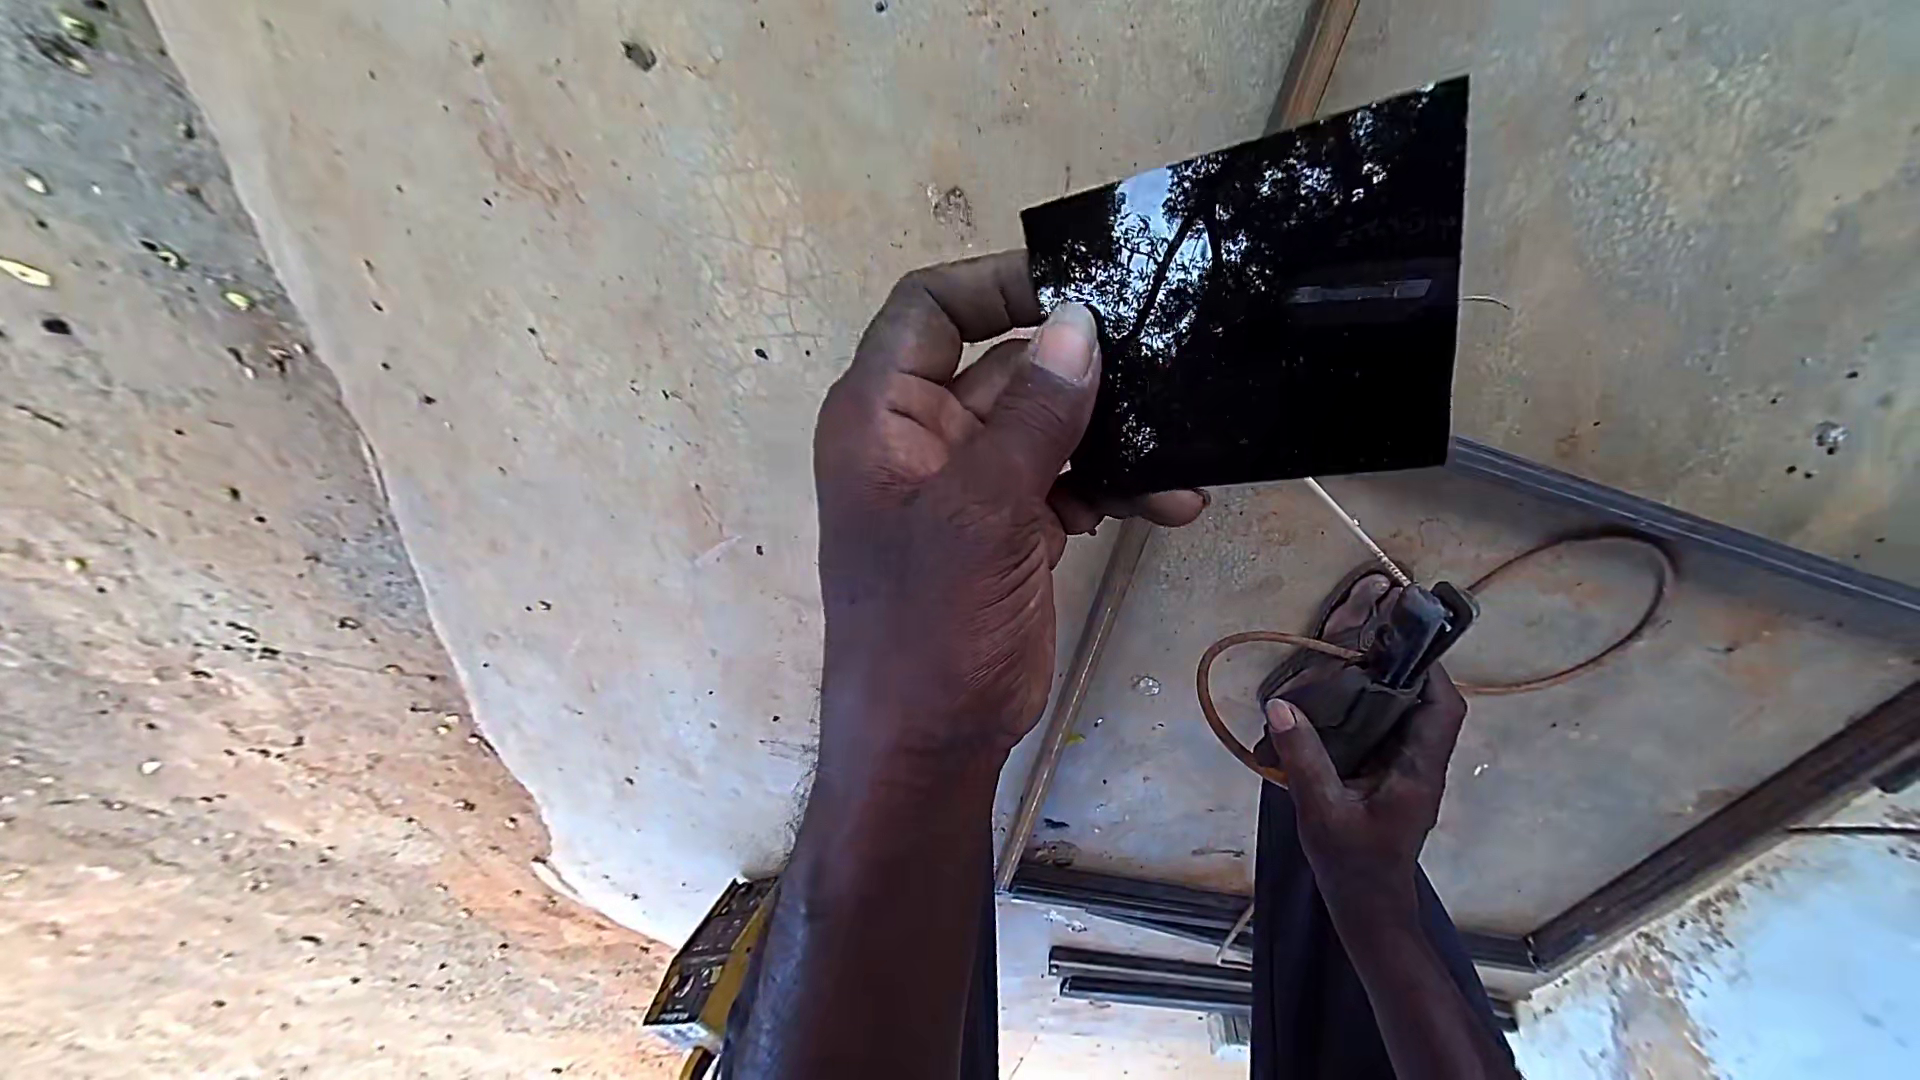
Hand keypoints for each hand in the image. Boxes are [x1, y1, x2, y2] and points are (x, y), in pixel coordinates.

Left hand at [813, 251, 1203, 773]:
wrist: (930, 737)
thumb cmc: (928, 625)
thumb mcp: (978, 513)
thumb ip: (1030, 419)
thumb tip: (1076, 324)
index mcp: (884, 417)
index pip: (928, 310)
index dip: (993, 284)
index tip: (1074, 284)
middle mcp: (925, 438)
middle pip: (1005, 366)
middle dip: (1078, 369)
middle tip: (1162, 359)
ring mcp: (973, 484)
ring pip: (1048, 427)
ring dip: (1110, 436)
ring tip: (1179, 446)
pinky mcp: (1012, 526)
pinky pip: (1067, 480)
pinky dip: (1111, 486)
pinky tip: (1167, 502)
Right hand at [1264, 665, 1467, 902]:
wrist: (1366, 907)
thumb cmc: (1352, 862)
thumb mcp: (1320, 808)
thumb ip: (1302, 756)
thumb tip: (1278, 704)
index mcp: (1417, 771)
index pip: (1443, 711)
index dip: (1431, 672)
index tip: (1398, 640)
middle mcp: (1418, 767)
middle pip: (1426, 707)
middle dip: (1400, 671)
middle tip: (1357, 644)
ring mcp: (1404, 774)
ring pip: (1404, 719)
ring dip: (1380, 689)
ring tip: (1339, 665)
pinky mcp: (1385, 779)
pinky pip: (1382, 734)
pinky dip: (1363, 711)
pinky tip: (1329, 705)